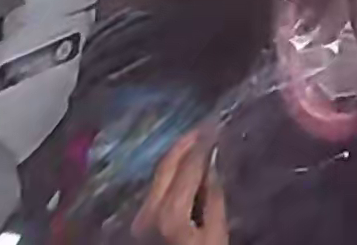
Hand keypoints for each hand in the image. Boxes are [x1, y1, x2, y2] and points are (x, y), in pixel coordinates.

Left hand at [129, 129, 226, 244]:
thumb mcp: (216, 238)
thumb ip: (214, 198)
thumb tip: (213, 163)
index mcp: (171, 214)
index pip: (190, 164)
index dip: (205, 141)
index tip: (218, 123)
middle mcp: (148, 211)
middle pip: (167, 164)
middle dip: (187, 141)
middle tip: (207, 125)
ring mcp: (139, 219)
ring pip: (159, 175)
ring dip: (178, 155)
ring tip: (198, 141)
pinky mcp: (137, 226)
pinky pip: (156, 188)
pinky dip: (171, 172)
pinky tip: (185, 168)